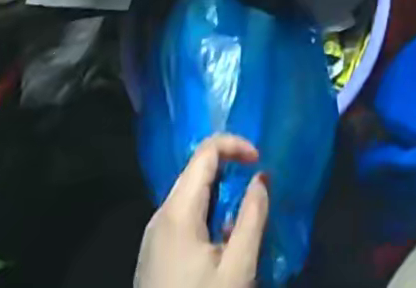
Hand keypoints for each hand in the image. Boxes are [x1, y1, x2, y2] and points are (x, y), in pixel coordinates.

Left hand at [136, 134, 269, 287]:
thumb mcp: (237, 271)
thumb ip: (252, 219)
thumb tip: (261, 178)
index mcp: (177, 211)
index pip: (206, 152)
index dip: (236, 145)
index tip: (261, 162)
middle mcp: (160, 215)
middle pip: (196, 170)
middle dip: (230, 171)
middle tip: (258, 189)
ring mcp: (154, 235)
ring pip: (190, 194)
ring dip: (220, 195)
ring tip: (245, 218)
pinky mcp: (154, 254)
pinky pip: (183, 216)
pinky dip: (207, 214)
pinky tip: (223, 240)